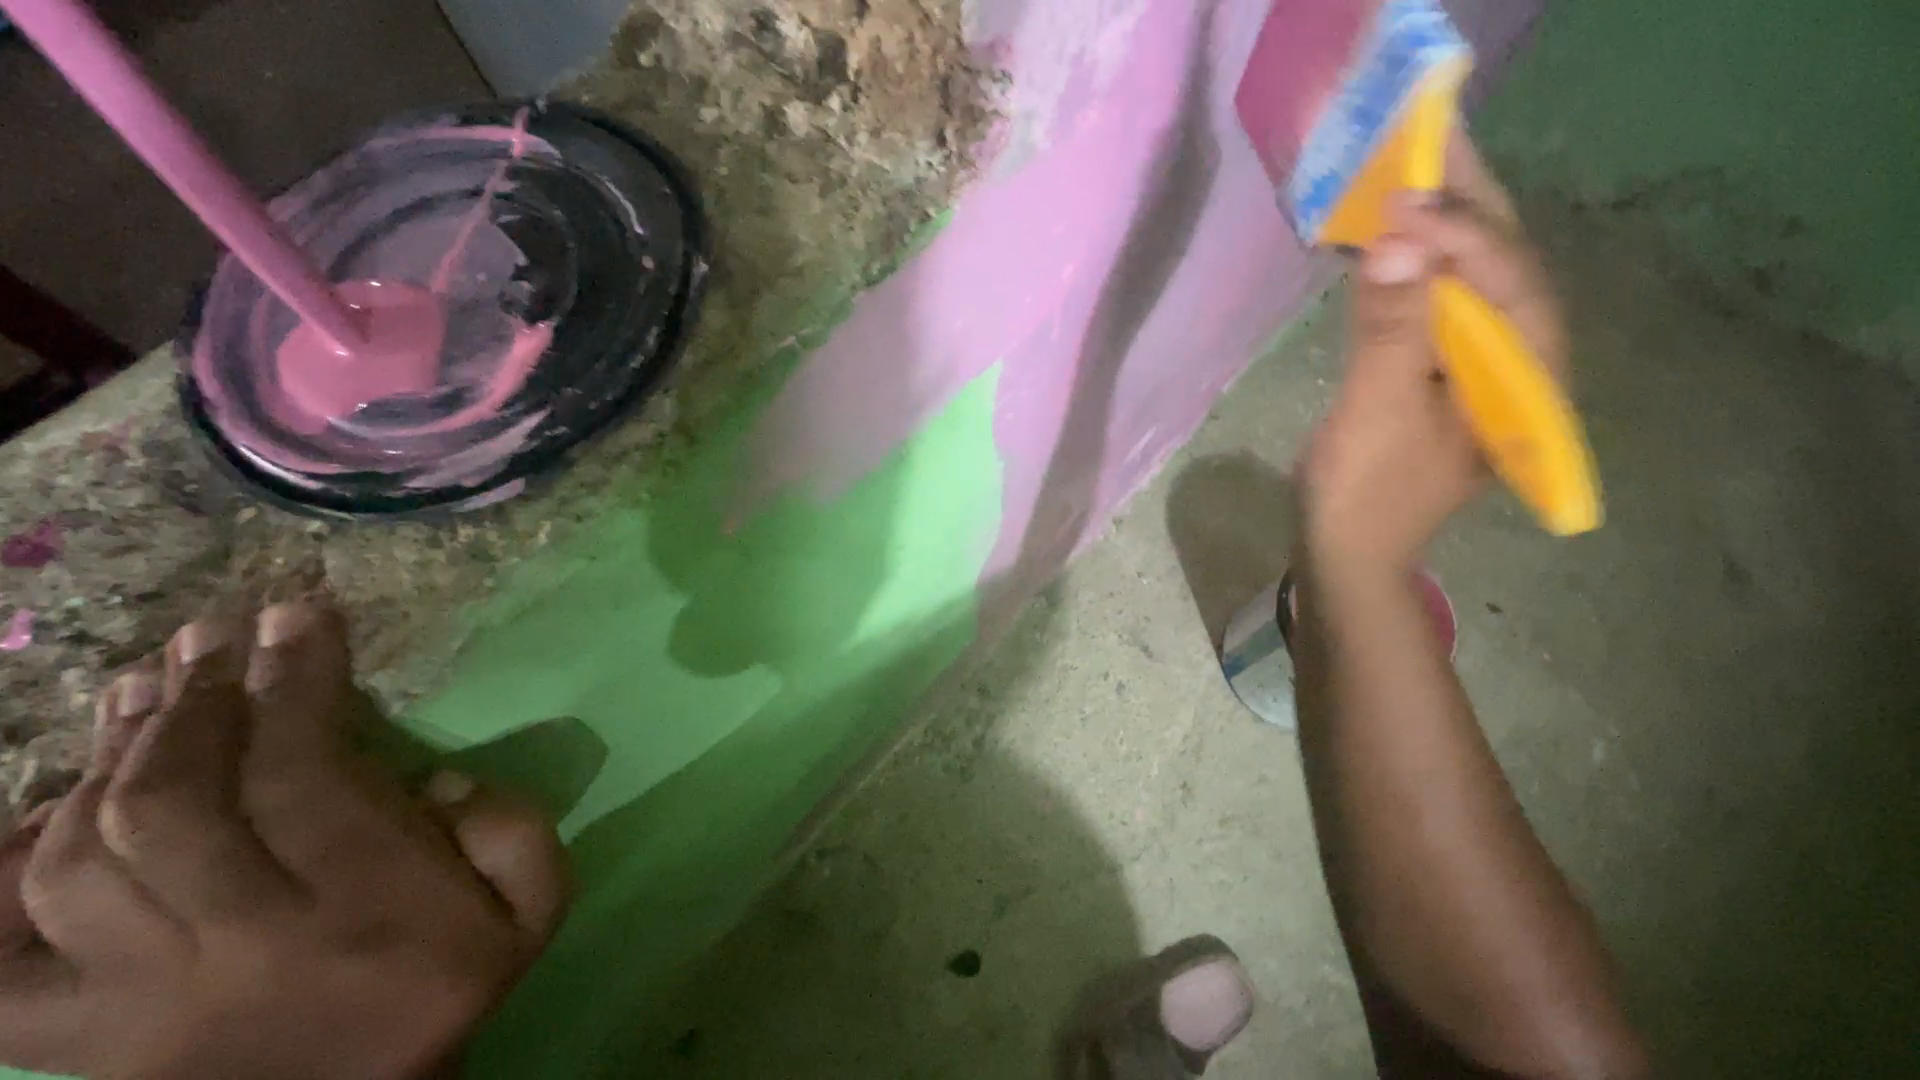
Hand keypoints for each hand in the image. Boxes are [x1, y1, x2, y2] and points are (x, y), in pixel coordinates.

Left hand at [0, 603, 570, 1079]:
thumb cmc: (447, 988)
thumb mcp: (532, 912)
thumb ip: (515, 834)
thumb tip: (439, 777)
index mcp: (366, 910)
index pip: (306, 775)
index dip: (294, 683)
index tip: (297, 614)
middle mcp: (243, 946)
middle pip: (177, 805)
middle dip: (193, 701)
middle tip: (214, 637)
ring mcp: (142, 997)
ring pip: (81, 860)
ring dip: (106, 758)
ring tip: (146, 688)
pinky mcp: (81, 1035)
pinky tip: (38, 811)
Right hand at [1300, 136, 1567, 573]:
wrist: (1347, 556)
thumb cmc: (1364, 494)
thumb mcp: (1376, 413)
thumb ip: (1393, 328)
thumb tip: (1399, 237)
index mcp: (1523, 379)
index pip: (1508, 282)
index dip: (1461, 231)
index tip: (1403, 196)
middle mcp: (1518, 364)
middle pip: (1503, 267)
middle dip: (1467, 207)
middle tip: (1429, 144)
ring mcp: (1481, 369)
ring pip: (1472, 281)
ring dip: (1443, 230)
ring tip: (1410, 175)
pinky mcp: (1443, 373)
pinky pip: (1441, 303)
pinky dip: (1418, 268)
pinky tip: (1391, 241)